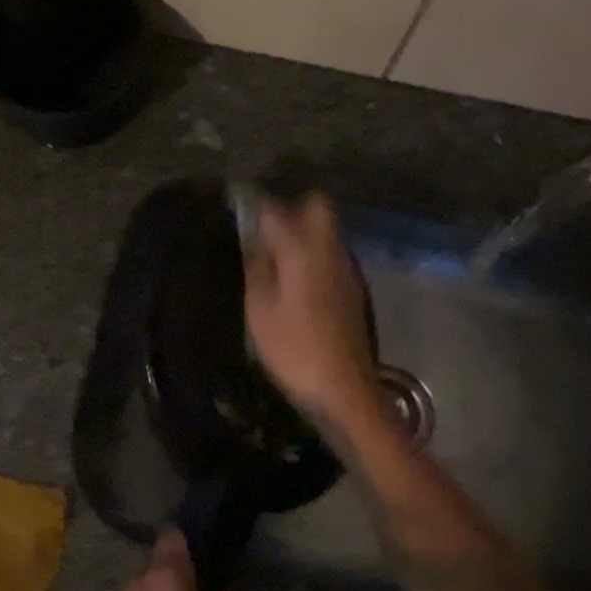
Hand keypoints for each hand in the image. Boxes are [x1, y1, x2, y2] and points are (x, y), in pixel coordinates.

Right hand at [243, 194, 378, 429]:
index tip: (238, 202)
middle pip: (317, 208)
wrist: (345, 388)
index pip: (277, 210)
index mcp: (303, 250)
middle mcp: (330, 250)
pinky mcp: (353, 288)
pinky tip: (294, 276)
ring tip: (274, 251)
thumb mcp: (260, 311)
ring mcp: (346, 268)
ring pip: (327, 231)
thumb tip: (253, 238)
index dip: (256, 203)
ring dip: (303, 232)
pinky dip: (312, 254)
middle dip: (291, 208)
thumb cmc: (295, 350)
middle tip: (263, 226)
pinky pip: (331, 254)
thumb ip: (257, 268)